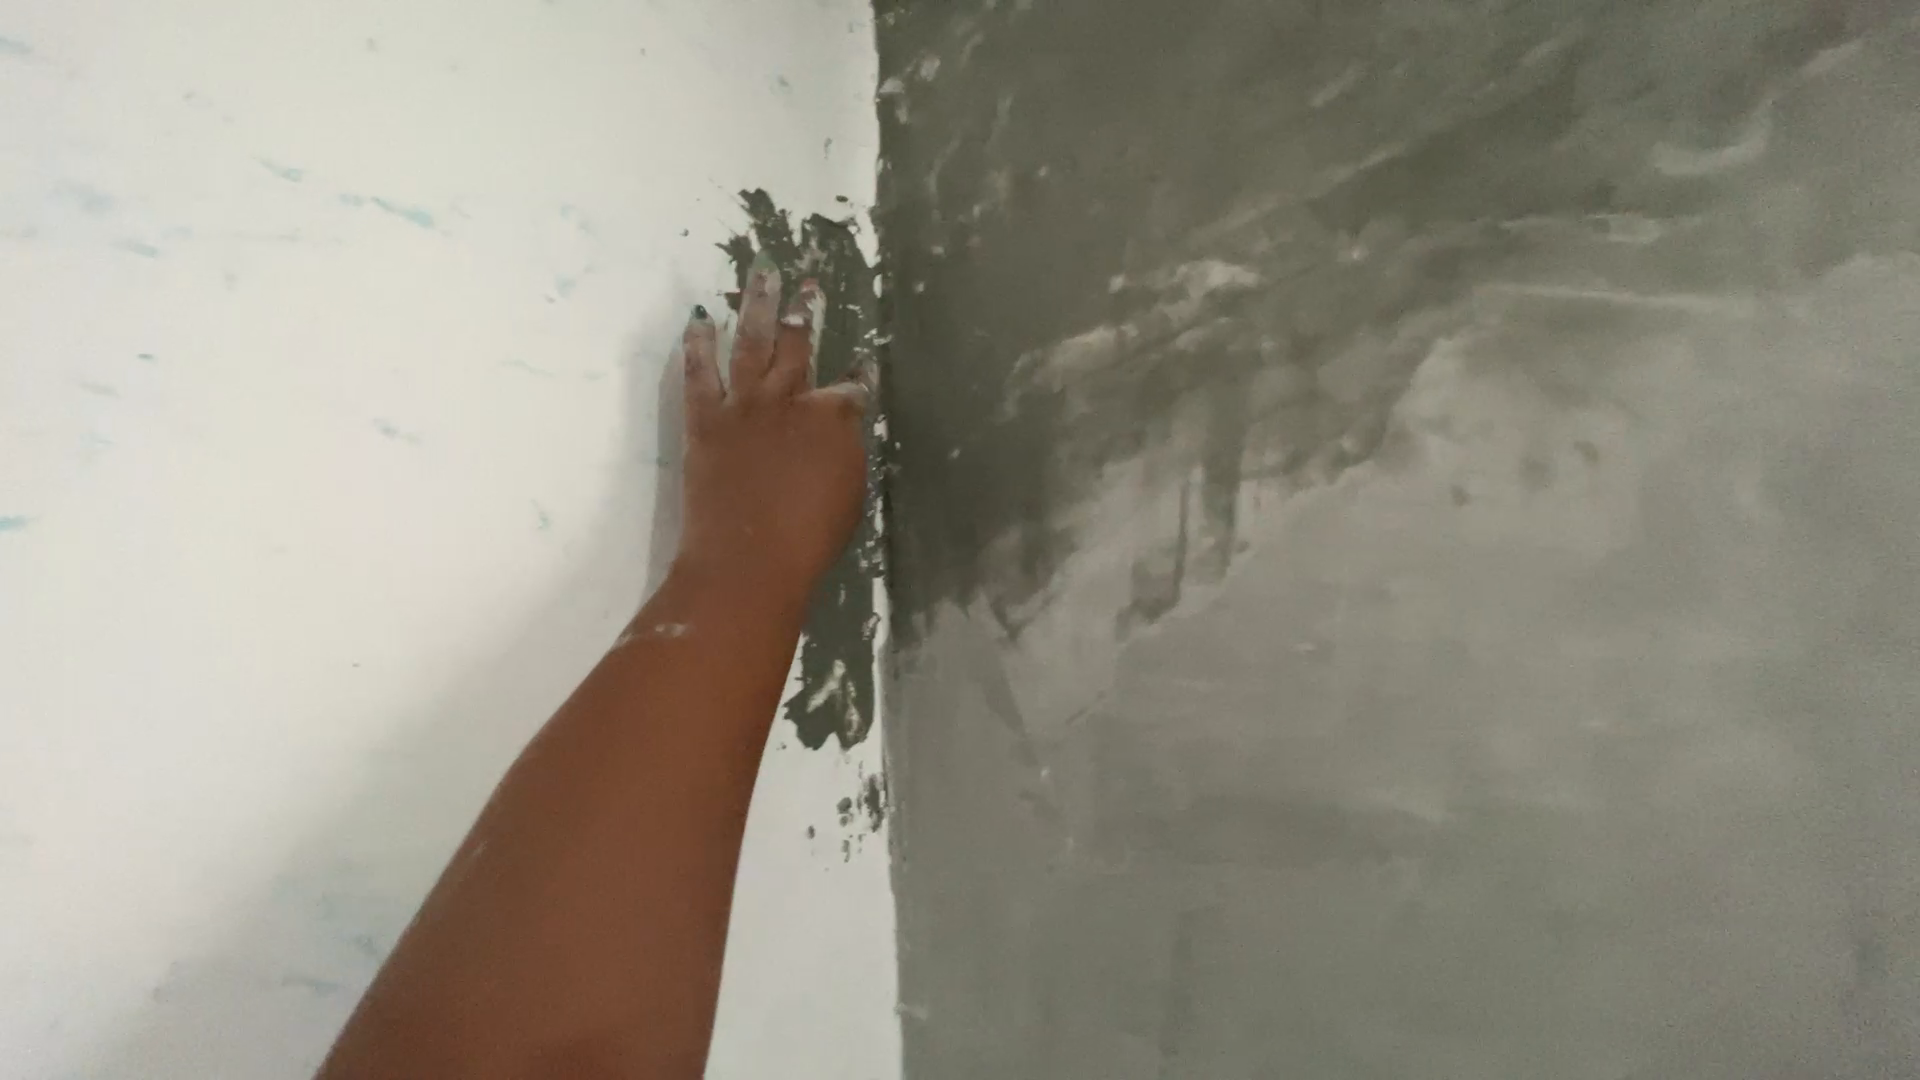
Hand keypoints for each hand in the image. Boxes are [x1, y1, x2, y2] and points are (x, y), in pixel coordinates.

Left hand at [672, 256, 872, 612]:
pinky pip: (700, 371)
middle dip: (807, 312)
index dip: (857, 375)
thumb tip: (842, 424)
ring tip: (763, 272)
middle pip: (800, 345)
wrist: (749, 559)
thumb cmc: (811, 538)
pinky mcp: (706, 419)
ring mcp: (745, 405)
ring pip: (753, 341)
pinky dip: (700, 342)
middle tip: (808, 284)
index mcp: (833, 418)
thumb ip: (845, 448)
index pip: (850, 386)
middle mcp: (790, 399)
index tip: (860, 365)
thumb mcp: (849, 492)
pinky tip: (701, 316)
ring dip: (759, 304)